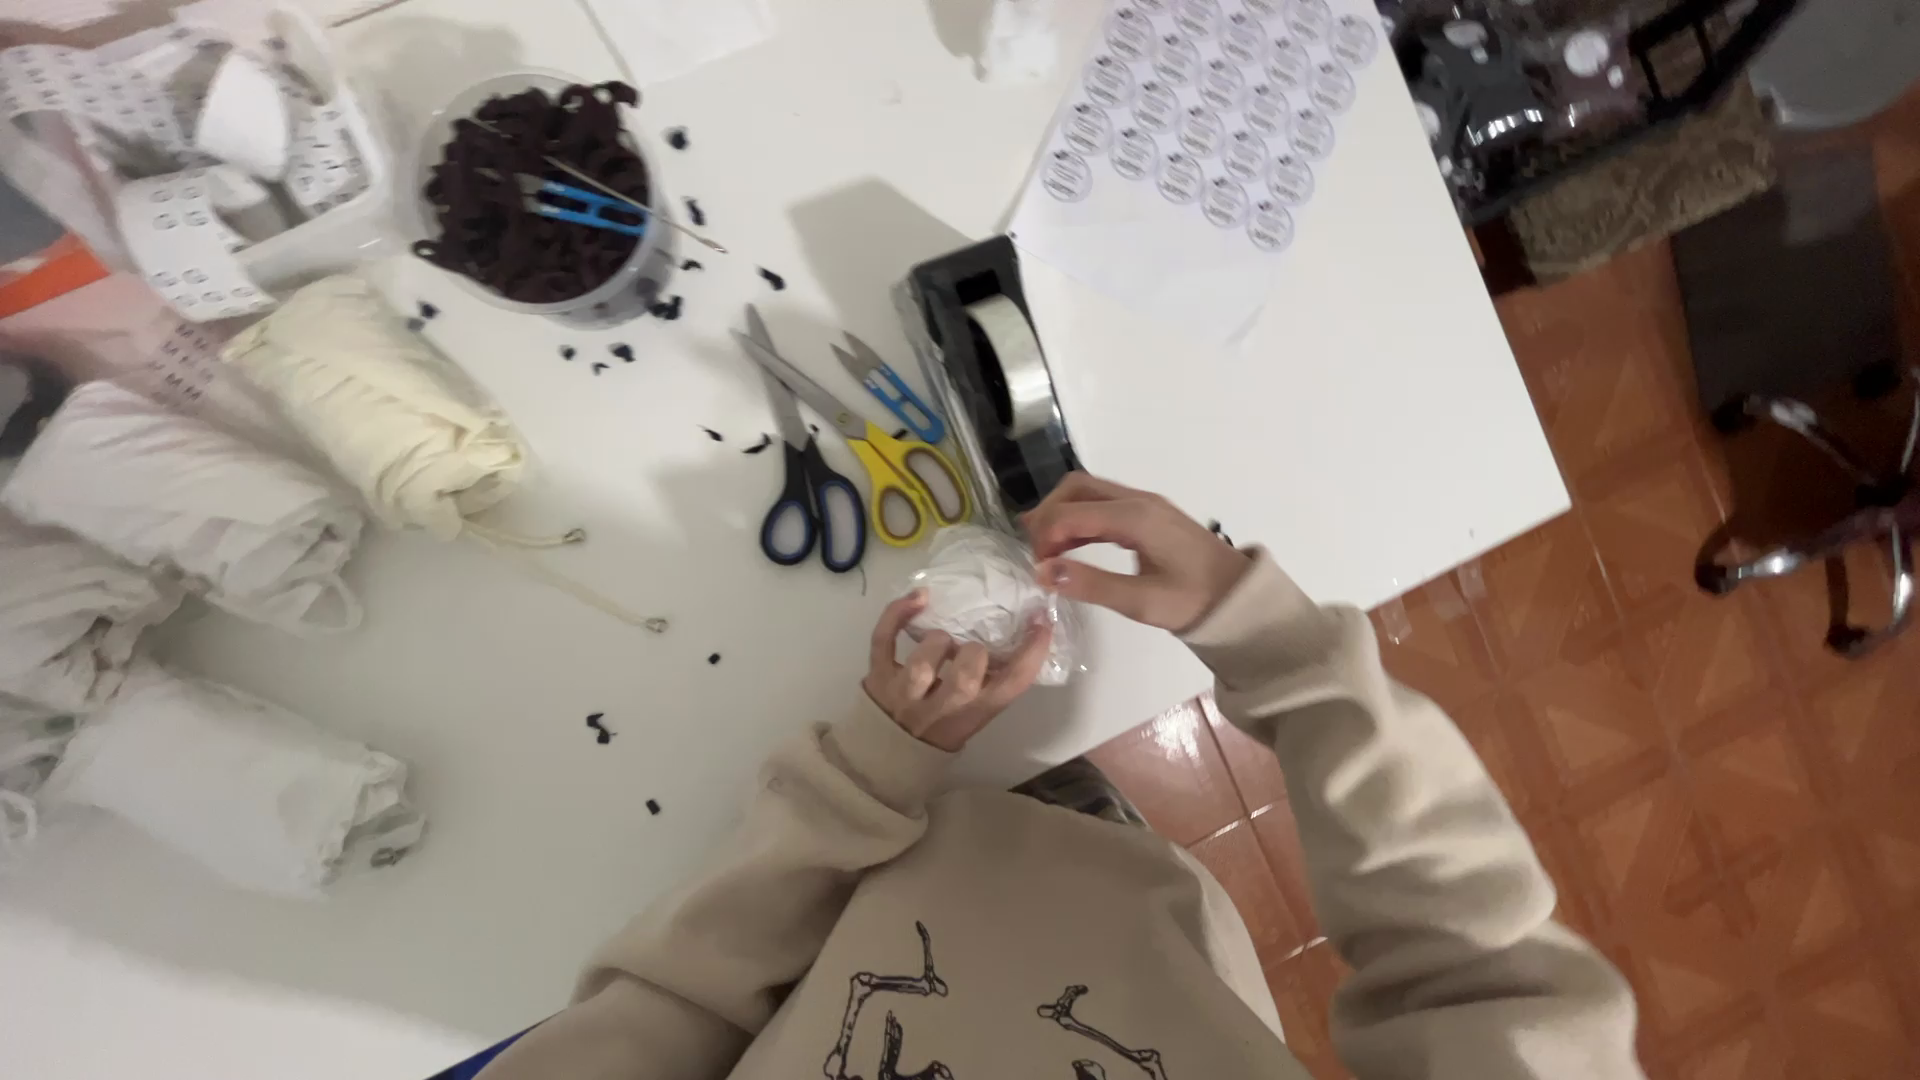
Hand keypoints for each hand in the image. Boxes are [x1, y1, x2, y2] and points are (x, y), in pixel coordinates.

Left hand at [863, 589, 1054, 751]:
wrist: (882, 755)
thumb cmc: (937, 729)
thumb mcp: (972, 716)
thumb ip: (991, 687)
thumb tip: (1017, 638)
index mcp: (972, 716)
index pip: (1010, 687)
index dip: (1031, 653)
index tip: (1040, 623)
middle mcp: (939, 708)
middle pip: (963, 681)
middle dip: (973, 655)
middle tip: (970, 648)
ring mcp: (904, 693)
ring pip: (920, 666)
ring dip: (935, 642)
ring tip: (939, 636)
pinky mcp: (877, 675)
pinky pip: (883, 640)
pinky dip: (898, 613)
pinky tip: (919, 598)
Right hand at [1023, 472, 1249, 632]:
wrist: (1240, 599)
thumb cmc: (1194, 602)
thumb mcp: (1141, 602)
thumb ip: (1090, 584)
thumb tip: (1042, 571)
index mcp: (1136, 517)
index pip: (1072, 511)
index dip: (1045, 535)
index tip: (1035, 566)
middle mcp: (1138, 501)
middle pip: (1077, 487)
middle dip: (1048, 513)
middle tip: (1034, 550)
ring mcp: (1144, 504)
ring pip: (1089, 492)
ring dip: (1061, 514)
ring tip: (1044, 549)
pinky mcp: (1147, 515)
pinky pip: (1103, 505)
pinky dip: (1079, 519)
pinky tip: (1069, 545)